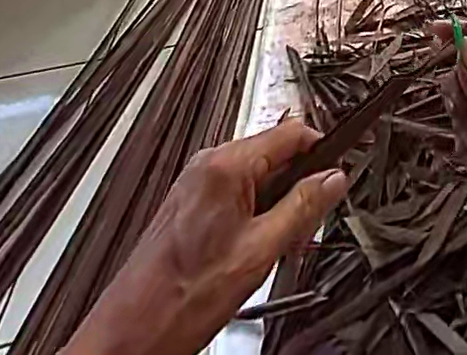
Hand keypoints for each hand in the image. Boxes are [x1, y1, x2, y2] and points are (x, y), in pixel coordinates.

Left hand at [62, 120, 347, 354]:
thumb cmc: (180, 300)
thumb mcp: (259, 252)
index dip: (323, 149)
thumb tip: (333, 179)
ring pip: (259, 174)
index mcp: (226, 165)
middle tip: (307, 225)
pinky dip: (257, 211)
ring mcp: (197, 181)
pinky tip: (255, 247)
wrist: (127, 338)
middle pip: (276, 154)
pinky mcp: (191, 201)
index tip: (339, 169)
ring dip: (278, 202)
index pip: (293, 132)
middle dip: (299, 185)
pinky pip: (238, 190)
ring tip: (279, 244)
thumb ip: (303, 208)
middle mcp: (209, 163)